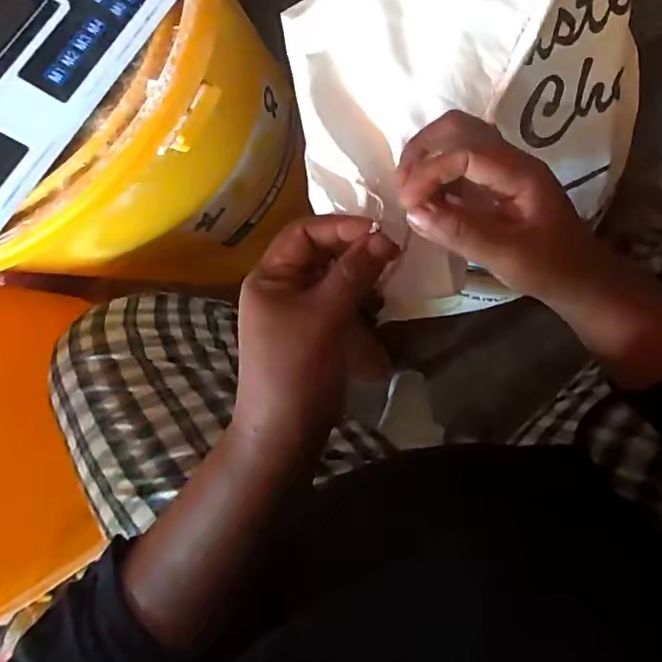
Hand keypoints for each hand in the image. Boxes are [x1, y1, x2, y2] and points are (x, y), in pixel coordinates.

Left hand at [234, 215, 398, 463]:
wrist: (284, 435)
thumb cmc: (296, 368)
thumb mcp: (324, 315)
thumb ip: (353, 272)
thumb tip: (383, 236)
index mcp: (269, 276)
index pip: (303, 232)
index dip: (340, 226)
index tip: (378, 230)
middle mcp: (281, 287)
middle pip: (320, 252)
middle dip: (354, 248)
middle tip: (392, 250)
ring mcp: (299, 310)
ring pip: (334, 276)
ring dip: (361, 271)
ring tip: (390, 271)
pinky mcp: (316, 331)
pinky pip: (340, 301)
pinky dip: (360, 296)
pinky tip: (381, 299)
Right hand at [396, 110, 608, 304]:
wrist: (583, 279)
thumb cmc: (551, 268)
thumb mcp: (507, 257)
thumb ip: (460, 232)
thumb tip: (413, 212)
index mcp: (521, 173)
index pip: (464, 153)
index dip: (429, 172)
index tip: (408, 204)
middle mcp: (512, 159)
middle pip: (458, 127)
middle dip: (423, 149)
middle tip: (403, 185)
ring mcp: (504, 166)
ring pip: (458, 136)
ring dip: (427, 155)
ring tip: (409, 189)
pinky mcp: (496, 179)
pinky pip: (460, 158)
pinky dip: (437, 169)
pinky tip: (426, 196)